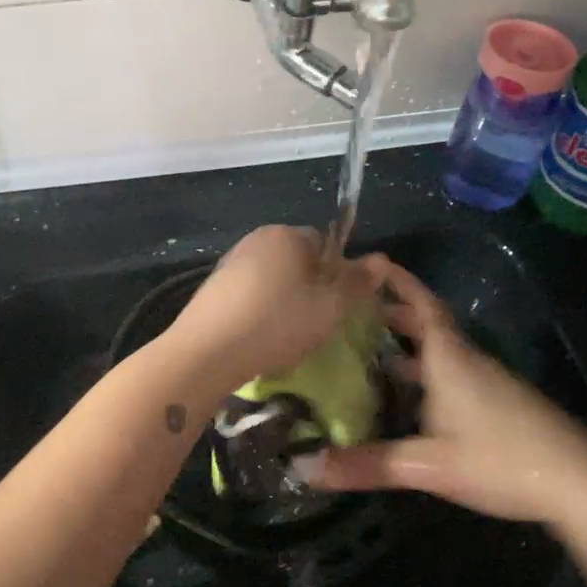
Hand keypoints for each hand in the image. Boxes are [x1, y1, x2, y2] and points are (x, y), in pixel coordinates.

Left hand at [164, 225, 387, 388]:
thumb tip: (381, 260)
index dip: (337, 274)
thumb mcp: (328, 309)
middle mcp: (257, 238)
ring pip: (274, 280)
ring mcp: (231, 261)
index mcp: (287, 234)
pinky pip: (250, 295)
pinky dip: (260, 312)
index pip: (325, 243)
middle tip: (316, 325)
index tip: (337, 307)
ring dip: (285, 303)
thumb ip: (357, 283)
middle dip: (310, 290)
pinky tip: (259, 341)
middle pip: (298, 260)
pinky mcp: (214, 286)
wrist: (205, 351)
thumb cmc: (276, 324)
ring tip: (287, 339)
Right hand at [301, 259, 586, 523]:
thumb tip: (307, 467)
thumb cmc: (500, 458)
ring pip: (442, 351)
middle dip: (394, 313)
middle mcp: (467, 360)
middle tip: (356, 310)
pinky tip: (415, 400)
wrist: (580, 483)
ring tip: (373, 353)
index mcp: (448, 358)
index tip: (372, 262)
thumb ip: (370, 464)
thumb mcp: (429, 465)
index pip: (420, 304)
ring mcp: (488, 382)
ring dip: (409, 346)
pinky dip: (428, 371)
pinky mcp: (501, 405)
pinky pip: (454, 372)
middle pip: (428, 324)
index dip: (397, 281)